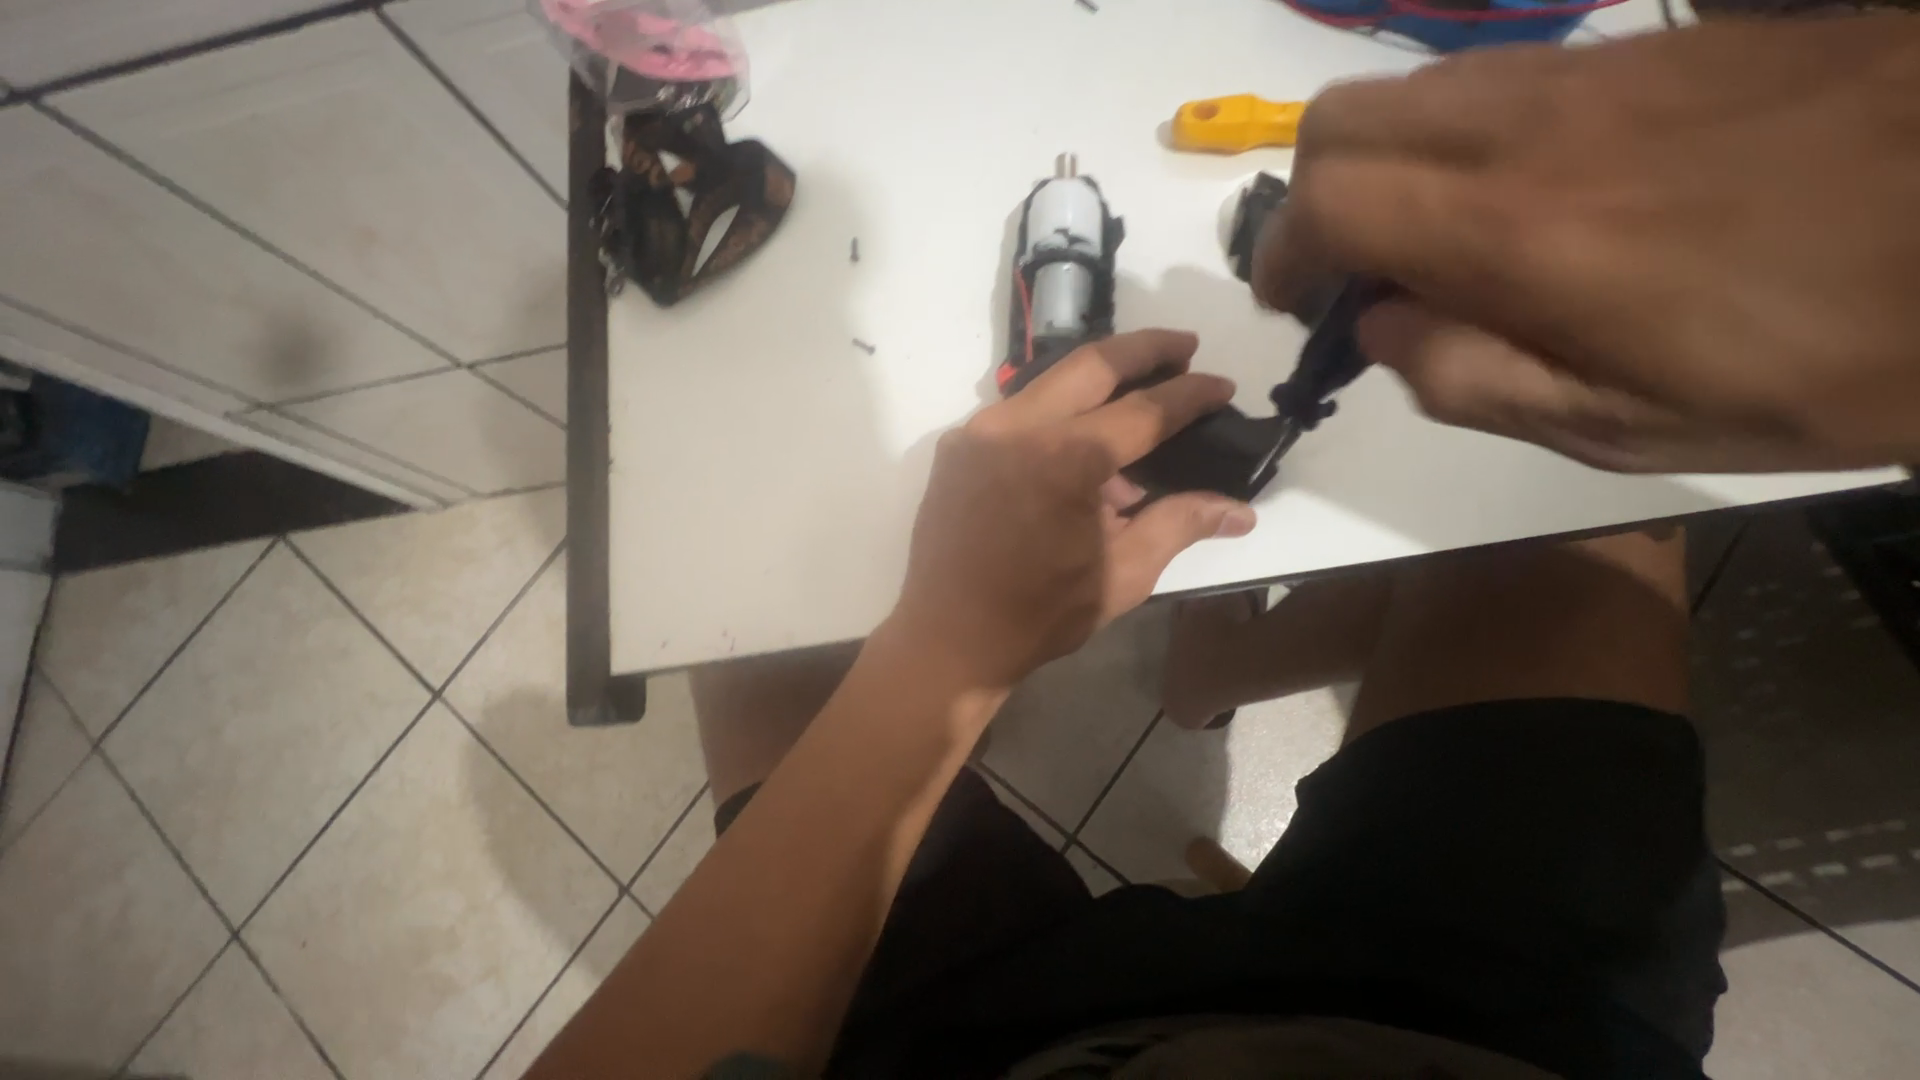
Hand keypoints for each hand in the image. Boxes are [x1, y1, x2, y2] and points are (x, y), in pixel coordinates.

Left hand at [889, 330, 1256, 690]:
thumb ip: (1179, 524)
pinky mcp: (956, 446)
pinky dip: (1057, 415)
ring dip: (1099, 380)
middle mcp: (1015, 427)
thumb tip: (1240, 511)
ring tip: (1139, 391)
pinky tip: (1081, 438)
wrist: (949, 636)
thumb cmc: (1040, 614)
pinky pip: (1017, 413)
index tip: (1222, 385)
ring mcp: (978, 432)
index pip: (1142, 411)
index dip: (1189, 396)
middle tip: (1185, 346)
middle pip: (1092, 366)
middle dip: (1145, 349)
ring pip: (1050, 383)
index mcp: (1063, 460)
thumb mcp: (1122, 574)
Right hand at [1257, 15, 1919, 473]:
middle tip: (1343, 271)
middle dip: (1309, 198)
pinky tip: (1510, 203)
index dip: (1281, 255)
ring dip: (1377, 166)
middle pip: (1343, 120)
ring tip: (1419, 243)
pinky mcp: (1654, 49)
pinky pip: (1493, 81)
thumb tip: (1380, 329)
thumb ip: (1463, 379)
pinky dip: (1451, 142)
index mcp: (1514, 233)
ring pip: (1411, 90)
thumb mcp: (1620, 425)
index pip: (1325, 201)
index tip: (1294, 305)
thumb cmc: (1836, 353)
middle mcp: (1532, 129)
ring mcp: (1595, 72)